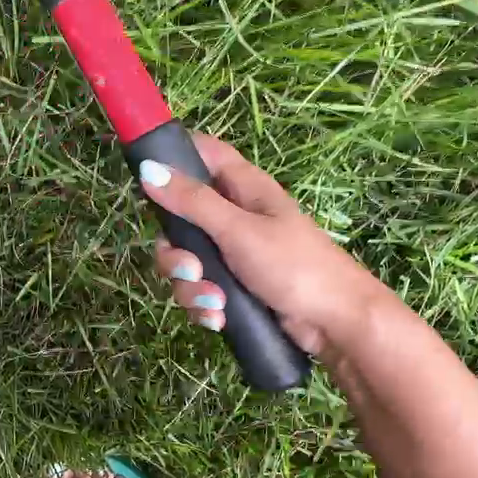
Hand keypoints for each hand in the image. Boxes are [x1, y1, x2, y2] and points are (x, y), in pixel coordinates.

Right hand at [137, 133, 398, 359]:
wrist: (333, 323)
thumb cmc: (295, 266)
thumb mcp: (239, 231)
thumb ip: (192, 202)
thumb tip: (148, 170)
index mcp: (242, 189)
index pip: (202, 154)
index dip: (173, 157)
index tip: (144, 175)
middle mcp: (233, 216)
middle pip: (178, 221)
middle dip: (175, 253)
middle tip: (191, 269)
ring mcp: (231, 253)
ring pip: (184, 262)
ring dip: (190, 287)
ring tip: (215, 303)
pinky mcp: (231, 285)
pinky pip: (198, 289)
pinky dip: (203, 305)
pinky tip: (219, 317)